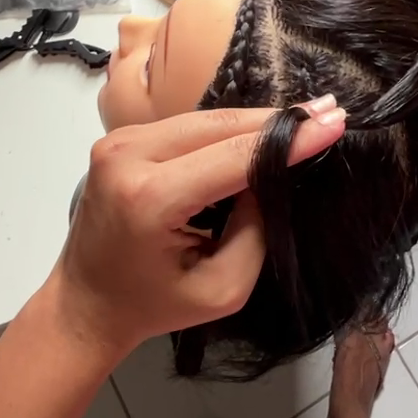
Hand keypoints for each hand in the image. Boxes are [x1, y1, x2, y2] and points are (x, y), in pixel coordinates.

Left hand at [42, 97, 346, 360]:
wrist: (83, 304)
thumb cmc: (153, 307)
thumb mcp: (222, 289)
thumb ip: (255, 232)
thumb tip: (271, 176)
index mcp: (148, 199)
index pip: (233, 157)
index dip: (289, 139)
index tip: (334, 122)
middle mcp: (127, 156)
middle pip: (219, 125)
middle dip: (277, 121)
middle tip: (330, 110)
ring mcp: (118, 141)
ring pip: (204, 119)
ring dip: (253, 121)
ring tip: (303, 118)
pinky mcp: (119, 137)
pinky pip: (187, 125)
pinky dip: (225, 129)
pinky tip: (259, 131)